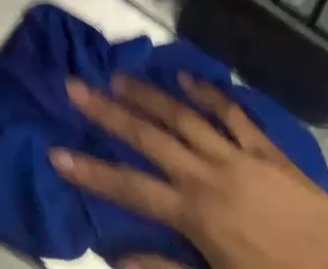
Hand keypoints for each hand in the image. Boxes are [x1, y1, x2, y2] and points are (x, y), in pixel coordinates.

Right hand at [50, 73, 327, 268]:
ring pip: (185, 117)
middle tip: (74, 87)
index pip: (130, 188)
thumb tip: (118, 255)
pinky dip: (210, 94)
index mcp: (196, 214)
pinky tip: (188, 78)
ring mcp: (241, 160)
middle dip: (107, 112)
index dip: (90, 172)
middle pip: (149, 137)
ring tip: (119, 76)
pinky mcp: (271, 154)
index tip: (56, 153)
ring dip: (149, 95)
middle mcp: (210, 176)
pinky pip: (236, 116)